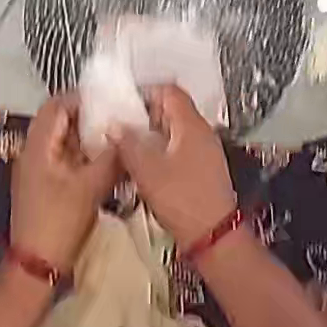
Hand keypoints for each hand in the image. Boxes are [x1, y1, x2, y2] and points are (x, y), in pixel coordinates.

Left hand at [10, 94, 118, 270]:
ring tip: (118, 133)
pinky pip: (68, 156)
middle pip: (61, 119)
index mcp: (38, 146)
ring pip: (66, 138)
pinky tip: (109, 158)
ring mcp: (40, 168)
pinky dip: (86, 152)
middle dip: (90, 114)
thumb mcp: (90, 187)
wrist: (36, 270)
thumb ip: (111, 157)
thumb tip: (129, 134)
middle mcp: (35, 152)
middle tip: (118, 114)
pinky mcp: (48, 183)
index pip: (58, 105)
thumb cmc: (59, 224)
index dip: (84, 97)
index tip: (111, 98)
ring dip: (89, 134)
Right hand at [114, 84, 237, 244]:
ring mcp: (206, 149)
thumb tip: (113, 125)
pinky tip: (149, 166)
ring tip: (132, 146)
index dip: (147, 92)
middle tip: (125, 126)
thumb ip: (128, 145)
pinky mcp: (205, 167)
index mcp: (191, 124)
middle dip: (148, 115)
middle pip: (174, 109)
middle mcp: (202, 131)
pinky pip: (182, 146)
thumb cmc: (181, 198)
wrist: (213, 234)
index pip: (170, 92)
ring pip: (177, 129)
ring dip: (155, 134)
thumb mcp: (148, 171)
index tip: (126, 103)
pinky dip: (164, 149)